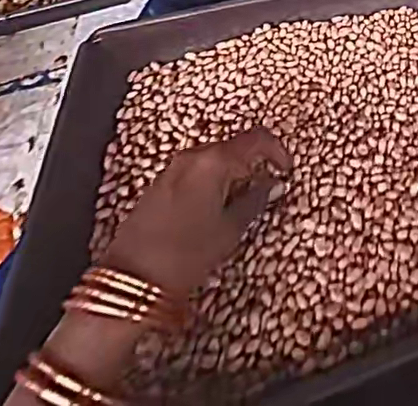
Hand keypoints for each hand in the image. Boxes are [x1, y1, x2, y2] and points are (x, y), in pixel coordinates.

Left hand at [101, 128, 290, 296]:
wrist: (131, 279)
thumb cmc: (185, 254)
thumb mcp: (229, 230)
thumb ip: (255, 201)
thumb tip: (272, 184)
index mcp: (214, 161)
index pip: (256, 138)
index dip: (277, 151)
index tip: (286, 170)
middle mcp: (193, 155)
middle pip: (234, 146)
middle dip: (254, 164)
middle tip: (266, 189)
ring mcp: (174, 167)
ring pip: (215, 159)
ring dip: (233, 173)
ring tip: (242, 203)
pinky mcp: (162, 182)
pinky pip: (197, 170)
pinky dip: (213, 180)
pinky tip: (215, 208)